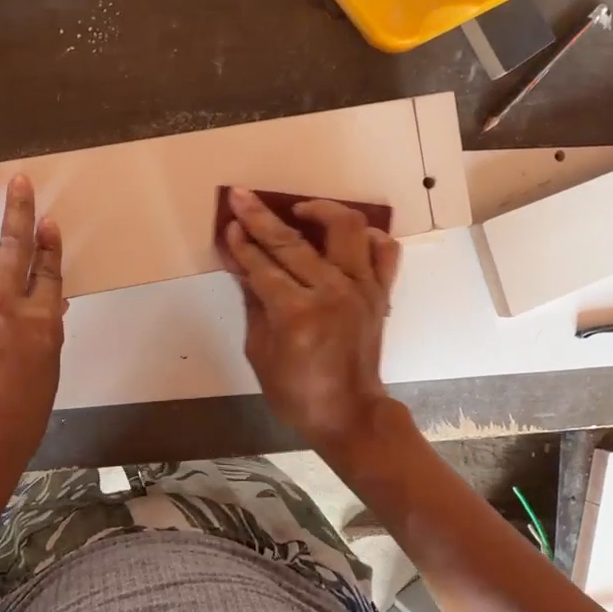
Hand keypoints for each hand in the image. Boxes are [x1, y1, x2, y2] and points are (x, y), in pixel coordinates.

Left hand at [0, 173, 65, 507]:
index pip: (49, 271)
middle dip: (18, 211)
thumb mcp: (46, 374)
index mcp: (41, 323)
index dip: (50, 244)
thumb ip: (46, 332)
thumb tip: (46, 301)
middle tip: (19, 179)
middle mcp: (5, 306)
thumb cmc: (17, 420)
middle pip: (15, 248)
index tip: (49, 221)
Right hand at [222, 187, 401, 450]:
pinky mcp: (380, 293)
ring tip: (300, 209)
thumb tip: (242, 265)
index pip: (263, 264)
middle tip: (242, 197)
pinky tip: (345, 236)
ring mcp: (362, 290)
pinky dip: (367, 236)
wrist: (349, 414)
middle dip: (261, 217)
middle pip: (293, 241)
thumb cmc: (296, 393)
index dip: (242, 242)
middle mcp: (331, 293)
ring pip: (346, 229)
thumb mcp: (260, 351)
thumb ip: (253, 303)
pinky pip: (383, 251)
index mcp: (296, 313)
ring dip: (321, 210)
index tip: (229, 222)